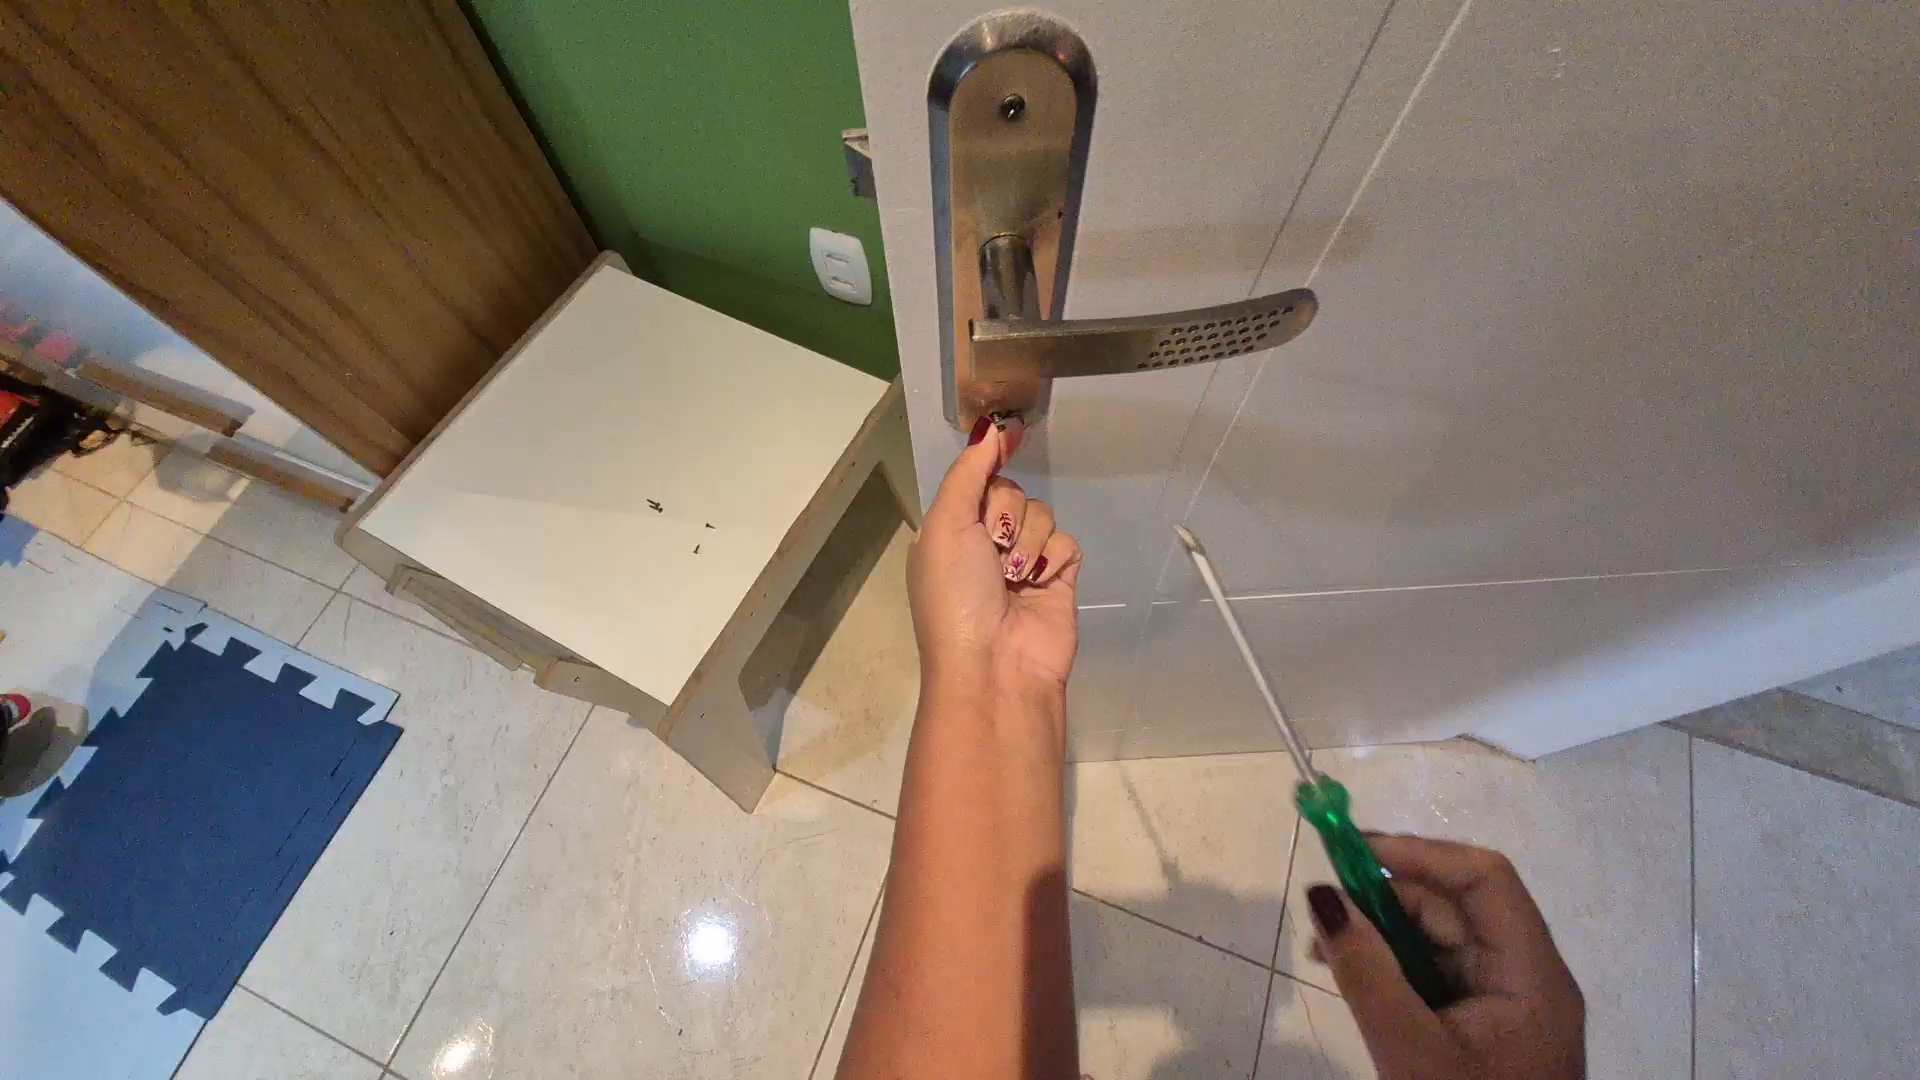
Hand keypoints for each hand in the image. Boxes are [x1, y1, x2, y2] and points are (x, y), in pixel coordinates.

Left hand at [907, 416, 1082, 690]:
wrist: (994, 664)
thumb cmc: (956, 593)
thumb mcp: (946, 524)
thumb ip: (968, 472)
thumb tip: (990, 427)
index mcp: (949, 531)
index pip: (975, 478)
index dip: (990, 460)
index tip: (1011, 434)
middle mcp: (984, 542)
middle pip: (1011, 491)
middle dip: (1004, 514)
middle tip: (992, 548)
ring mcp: (1023, 561)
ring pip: (1042, 514)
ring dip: (1027, 542)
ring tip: (1013, 577)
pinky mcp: (1058, 578)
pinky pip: (1066, 543)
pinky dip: (1052, 559)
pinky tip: (1038, 584)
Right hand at [1305, 835, 1585, 1079]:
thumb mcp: (1408, 1049)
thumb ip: (1364, 968)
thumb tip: (1319, 891)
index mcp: (1530, 976)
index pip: (1483, 878)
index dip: (1418, 851)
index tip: (1351, 850)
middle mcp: (1522, 974)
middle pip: (1450, 900)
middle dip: (1382, 893)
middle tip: (1321, 909)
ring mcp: (1499, 997)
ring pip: (1432, 929)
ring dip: (1374, 926)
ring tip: (1323, 950)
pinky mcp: (1476, 1017)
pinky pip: (1425, 963)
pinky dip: (1383, 957)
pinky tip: (1345, 971)